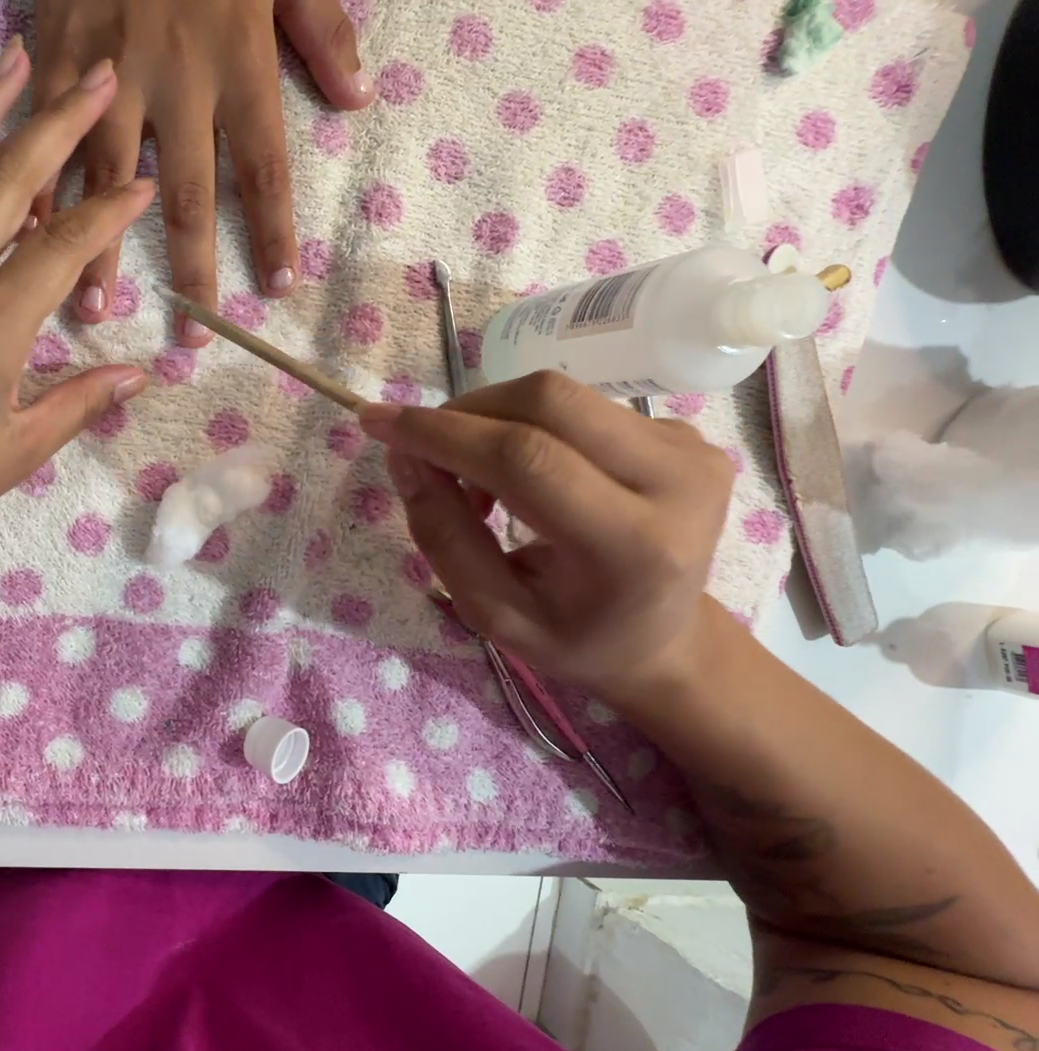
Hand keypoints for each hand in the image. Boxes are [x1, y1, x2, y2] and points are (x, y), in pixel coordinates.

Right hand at [30, 0, 373, 344]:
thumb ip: (323, 30)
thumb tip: (356, 99)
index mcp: (237, 59)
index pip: (264, 166)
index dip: (274, 231)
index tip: (278, 288)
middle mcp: (175, 80)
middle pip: (186, 196)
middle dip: (192, 269)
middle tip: (192, 336)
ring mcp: (109, 76)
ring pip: (103, 183)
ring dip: (96, 252)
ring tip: (95, 313)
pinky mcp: (57, 63)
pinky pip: (45, 143)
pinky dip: (36, 198)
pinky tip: (29, 246)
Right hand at [359, 372, 736, 700]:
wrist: (663, 639)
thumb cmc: (569, 636)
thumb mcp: (490, 612)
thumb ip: (443, 535)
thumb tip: (403, 456)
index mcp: (629, 547)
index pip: (523, 459)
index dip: (441, 434)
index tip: (377, 424)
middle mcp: (675, 483)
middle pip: (547, 402)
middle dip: (463, 414)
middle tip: (423, 452)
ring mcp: (688, 450)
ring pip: (559, 395)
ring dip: (489, 420)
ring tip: (471, 477)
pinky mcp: (683, 433)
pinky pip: (578, 406)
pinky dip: (522, 426)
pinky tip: (516, 473)